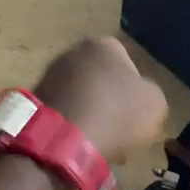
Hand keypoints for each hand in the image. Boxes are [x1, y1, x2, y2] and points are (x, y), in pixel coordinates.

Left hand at [32, 37, 167, 164]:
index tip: (137, 115)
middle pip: (101, 80)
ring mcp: (50, 74)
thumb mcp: (155, 104)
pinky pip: (63, 112)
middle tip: (119, 130)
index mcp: (104, 45)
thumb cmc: (117, 114)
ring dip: (91, 115)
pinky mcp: (34, 99)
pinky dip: (72, 125)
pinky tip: (79, 145)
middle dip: (110, 102)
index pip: (128, 63)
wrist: (64, 140)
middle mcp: (73, 51)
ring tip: (99, 142)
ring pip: (81, 97)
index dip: (136, 92)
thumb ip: (150, 93)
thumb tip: (140, 95)